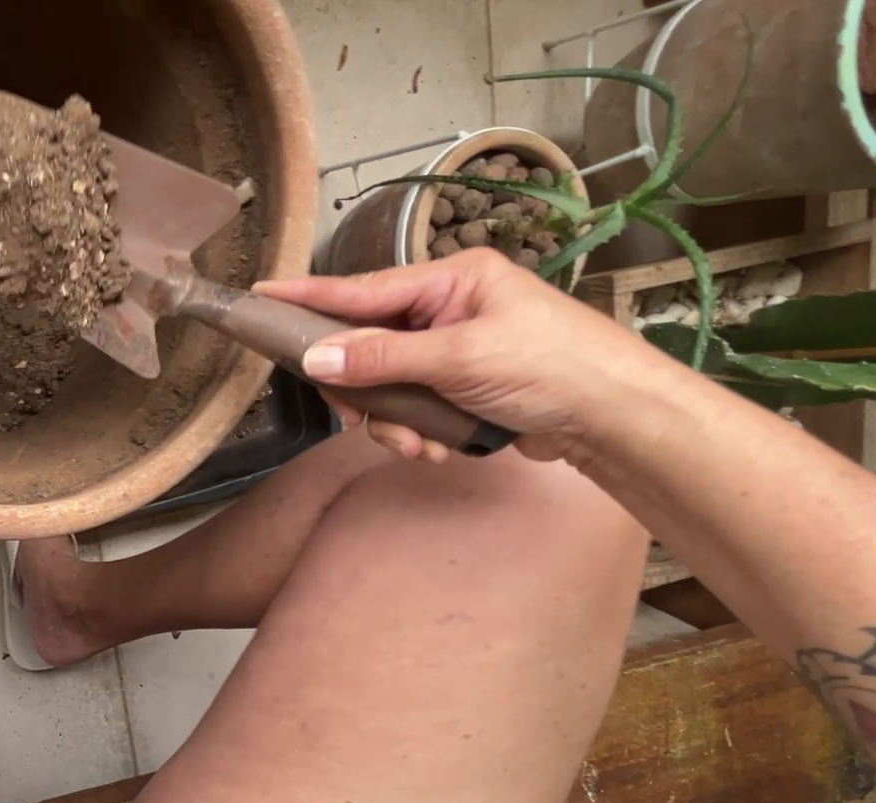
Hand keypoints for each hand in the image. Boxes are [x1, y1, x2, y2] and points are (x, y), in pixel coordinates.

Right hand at [256, 250, 666, 464]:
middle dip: (362, 389)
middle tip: (357, 416)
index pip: (361, 288)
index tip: (261, 294)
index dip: (308, 295)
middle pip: (364, 345)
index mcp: (448, 281)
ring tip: (417, 445)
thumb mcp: (460, 357)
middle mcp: (441, 310)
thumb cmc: (550, 367)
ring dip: (391, 421)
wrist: (613, 417)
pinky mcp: (453, 387)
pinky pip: (406, 407)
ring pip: (381, 385)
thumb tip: (315, 356)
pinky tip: (435, 449)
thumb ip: (382, 356)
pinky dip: (412, 432)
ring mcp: (446, 350)